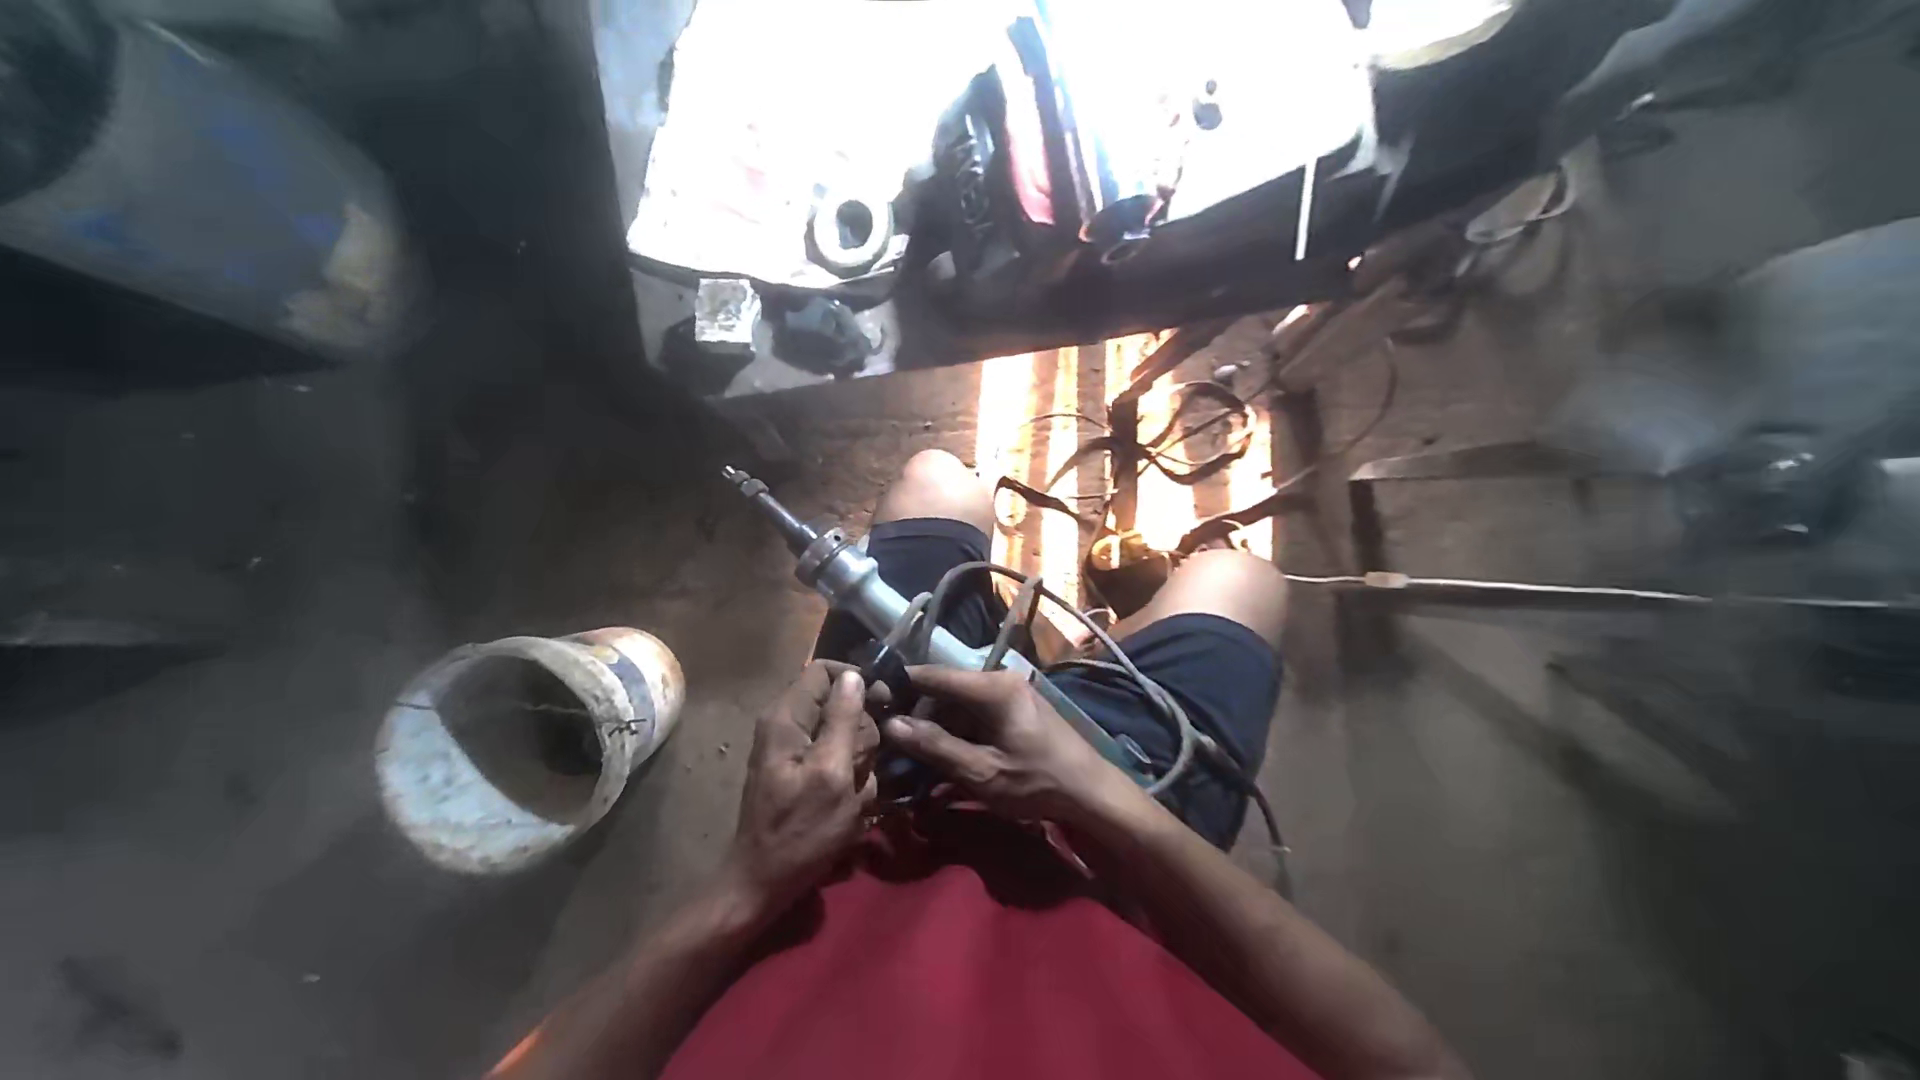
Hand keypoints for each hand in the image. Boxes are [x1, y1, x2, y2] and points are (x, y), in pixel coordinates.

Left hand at [722, 663, 878, 915]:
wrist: (764, 883)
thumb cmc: (800, 831)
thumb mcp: (831, 772)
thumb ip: (843, 720)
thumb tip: (855, 676)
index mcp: (786, 717)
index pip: (825, 671)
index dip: (857, 680)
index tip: (885, 702)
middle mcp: (785, 724)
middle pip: (838, 701)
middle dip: (861, 729)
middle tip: (865, 764)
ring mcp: (793, 748)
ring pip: (843, 730)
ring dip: (860, 756)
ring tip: (857, 788)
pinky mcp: (801, 770)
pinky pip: (837, 755)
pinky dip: (851, 772)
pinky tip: (852, 799)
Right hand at [882, 666, 1134, 827]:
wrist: (1092, 795)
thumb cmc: (1039, 782)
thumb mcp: (983, 771)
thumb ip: (936, 746)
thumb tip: (891, 724)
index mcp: (993, 688)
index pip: (934, 675)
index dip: (900, 684)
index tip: (869, 697)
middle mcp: (999, 682)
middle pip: (944, 692)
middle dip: (915, 716)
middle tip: (887, 740)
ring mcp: (1008, 697)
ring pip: (956, 708)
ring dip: (934, 732)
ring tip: (907, 758)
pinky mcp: (1012, 713)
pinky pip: (973, 719)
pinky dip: (955, 738)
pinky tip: (938, 764)